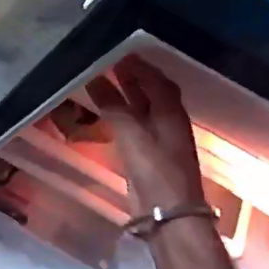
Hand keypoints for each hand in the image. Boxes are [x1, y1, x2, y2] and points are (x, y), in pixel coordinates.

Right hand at [85, 57, 206, 212]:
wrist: (169, 214)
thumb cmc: (155, 171)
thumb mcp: (132, 135)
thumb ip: (114, 107)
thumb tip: (97, 79)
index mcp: (171, 113)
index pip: (158, 81)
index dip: (140, 66)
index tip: (119, 53)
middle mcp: (169, 123)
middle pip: (154, 93)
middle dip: (135, 77)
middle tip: (111, 64)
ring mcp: (162, 141)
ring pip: (145, 109)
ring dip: (129, 95)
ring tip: (107, 83)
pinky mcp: (151, 157)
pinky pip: (137, 125)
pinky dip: (125, 114)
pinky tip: (110, 115)